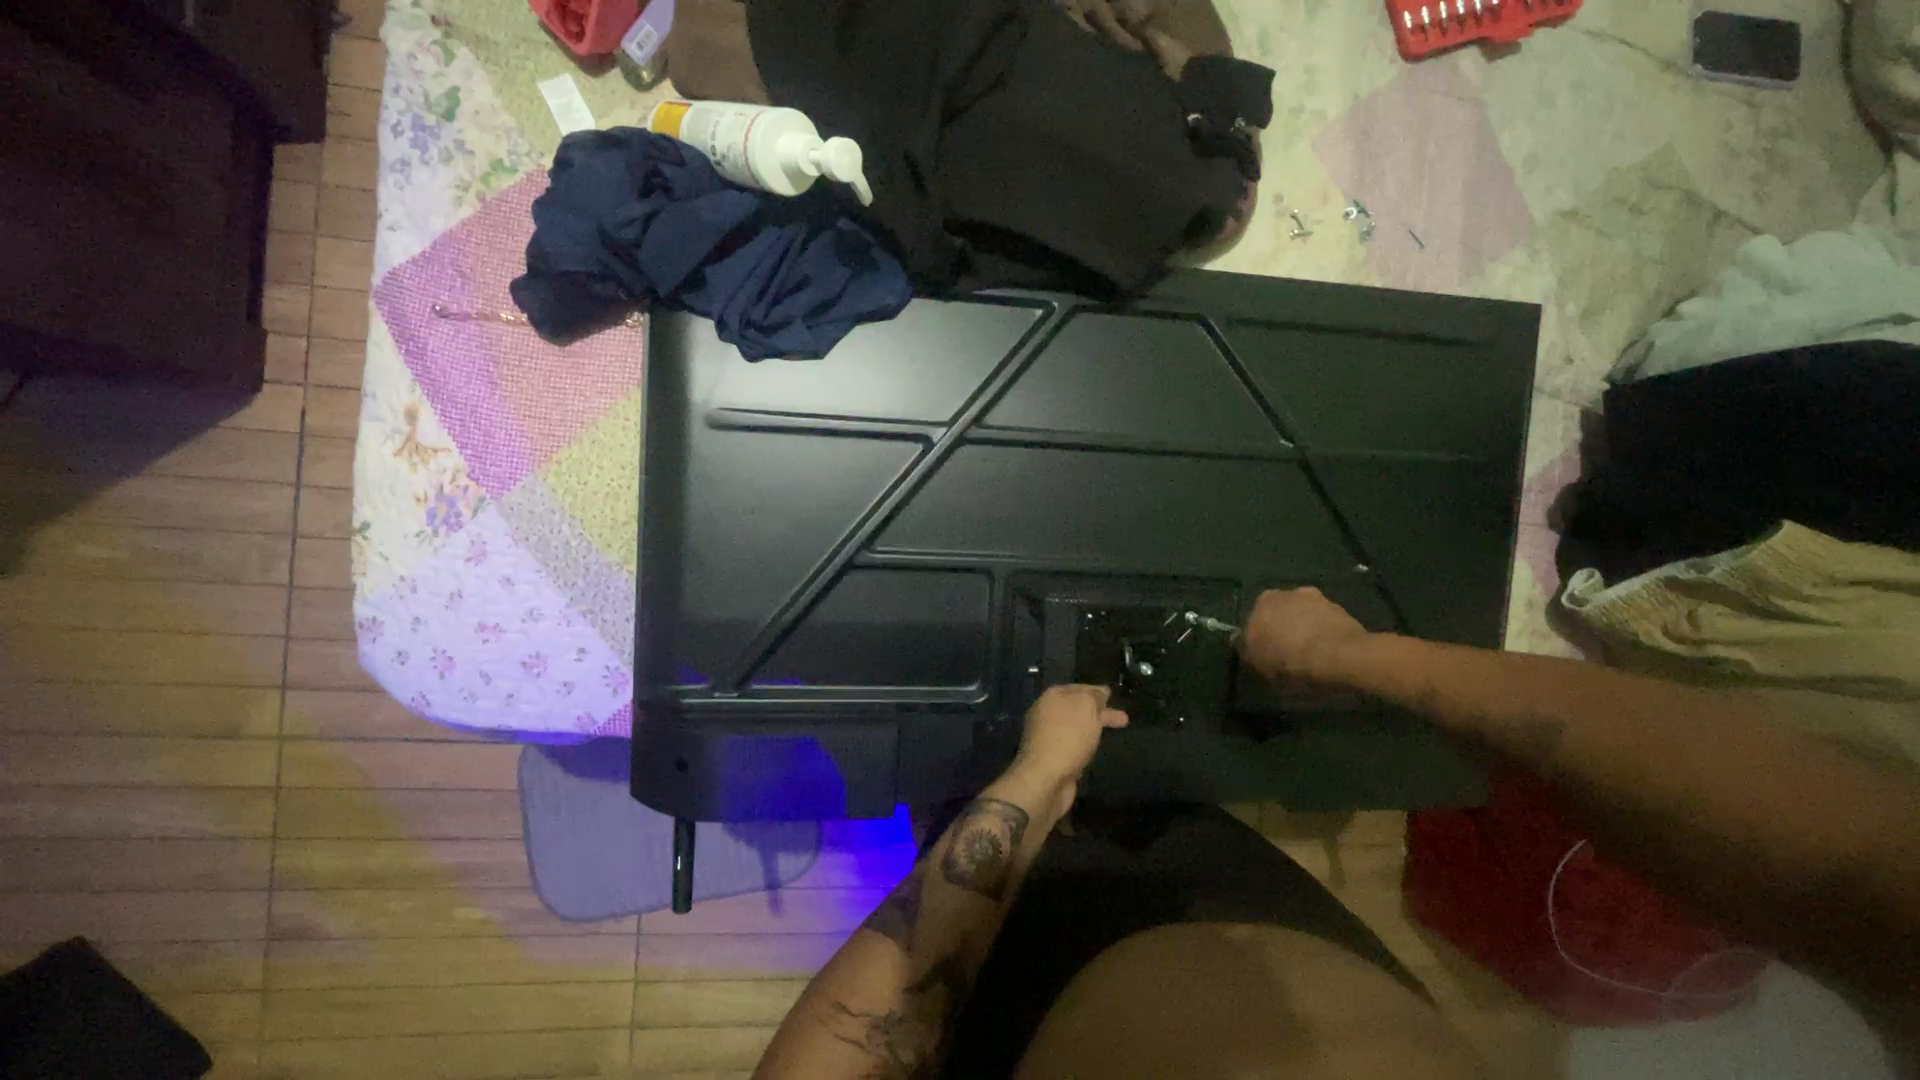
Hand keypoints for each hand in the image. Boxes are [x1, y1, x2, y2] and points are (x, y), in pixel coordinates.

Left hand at [1008, 684, 1128, 814]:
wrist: (1045, 778)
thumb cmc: (1067, 737)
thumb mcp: (1085, 707)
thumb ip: (1094, 696)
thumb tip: (1101, 691)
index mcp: (1052, 697)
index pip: (1079, 688)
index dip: (1097, 691)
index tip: (1113, 696)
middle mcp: (1046, 713)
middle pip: (1078, 709)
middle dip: (1100, 712)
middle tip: (1124, 719)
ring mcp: (1047, 737)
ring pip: (1076, 727)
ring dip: (1094, 728)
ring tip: (1115, 732)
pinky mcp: (1052, 758)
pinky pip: (1073, 744)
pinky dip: (1086, 744)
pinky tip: (1097, 748)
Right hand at [1238, 588, 1372, 682]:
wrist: (1340, 657)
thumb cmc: (1289, 661)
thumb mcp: (1256, 663)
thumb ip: (1245, 649)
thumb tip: (1240, 641)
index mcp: (1262, 601)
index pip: (1254, 619)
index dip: (1259, 637)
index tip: (1265, 654)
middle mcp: (1288, 592)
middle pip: (1280, 613)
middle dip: (1282, 628)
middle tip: (1287, 654)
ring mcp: (1318, 599)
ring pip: (1305, 616)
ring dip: (1305, 629)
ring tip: (1311, 655)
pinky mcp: (1343, 610)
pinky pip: (1326, 624)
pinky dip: (1325, 634)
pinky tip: (1329, 653)